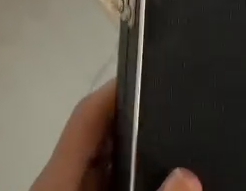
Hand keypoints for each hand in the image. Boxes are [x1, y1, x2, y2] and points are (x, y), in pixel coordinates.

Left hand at [30, 82, 200, 190]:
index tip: (151, 66)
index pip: (85, 118)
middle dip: (139, 126)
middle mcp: (61, 190)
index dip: (115, 89)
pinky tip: (169, 188)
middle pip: (99, 145)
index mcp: (56, 183)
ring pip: (107, 175)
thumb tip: (189, 175)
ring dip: (141, 164)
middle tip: (184, 108)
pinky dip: (134, 187)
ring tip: (187, 145)